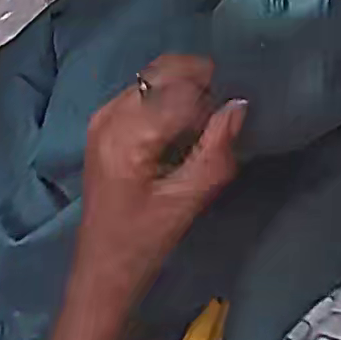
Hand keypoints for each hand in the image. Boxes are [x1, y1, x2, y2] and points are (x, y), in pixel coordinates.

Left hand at [77, 54, 246, 300]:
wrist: (101, 267)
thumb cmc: (145, 240)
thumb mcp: (187, 201)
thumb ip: (216, 151)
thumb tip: (238, 105)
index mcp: (127, 136)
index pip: (181, 92)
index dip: (210, 103)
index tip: (224, 125)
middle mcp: (110, 114)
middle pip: (164, 72)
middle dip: (197, 85)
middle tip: (215, 118)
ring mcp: (103, 113)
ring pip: (155, 75)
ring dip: (184, 89)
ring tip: (198, 125)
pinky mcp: (104, 118)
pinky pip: (145, 88)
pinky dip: (168, 95)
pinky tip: (178, 127)